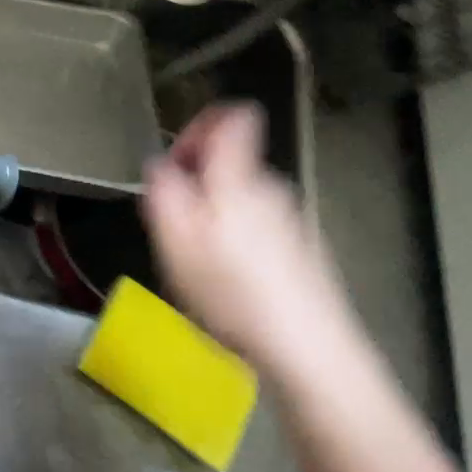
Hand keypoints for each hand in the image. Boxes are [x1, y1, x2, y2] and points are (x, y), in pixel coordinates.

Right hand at [141, 103, 355, 375]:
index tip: (175, 159)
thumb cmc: (235, 294)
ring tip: (194, 262)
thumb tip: (160, 165)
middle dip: (194, 183)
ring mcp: (292, 221)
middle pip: (230, 162)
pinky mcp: (303, 252)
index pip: (231, 118)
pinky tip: (227, 286)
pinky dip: (235, 243)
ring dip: (211, 217)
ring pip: (239, 198)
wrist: (311, 353)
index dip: (199, 125)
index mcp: (239, 178)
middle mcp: (271, 189)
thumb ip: (163, 192)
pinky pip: (257, 228)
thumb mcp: (176, 242)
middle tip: (171, 224)